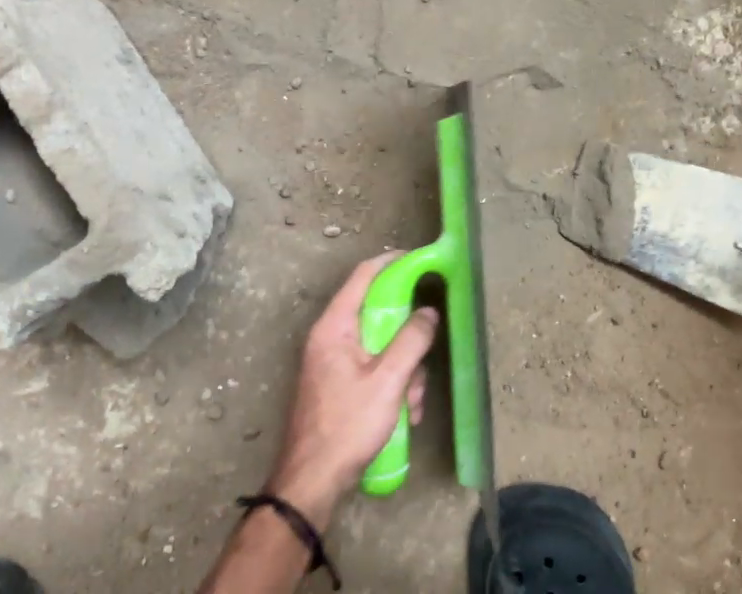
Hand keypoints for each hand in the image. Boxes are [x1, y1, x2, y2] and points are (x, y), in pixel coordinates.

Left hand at [266, 252, 438, 529]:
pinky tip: (404, 415)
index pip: (363, 276)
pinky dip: (392, 387)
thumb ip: (411, 341)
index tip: (420, 259)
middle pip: (378, 316)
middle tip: (421, 362)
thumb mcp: (388, 381)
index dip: (392, 263)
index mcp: (334, 327)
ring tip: (410, 404)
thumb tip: (428, 312)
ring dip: (404, 372)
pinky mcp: (339, 385)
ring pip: (381, 347)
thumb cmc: (347, 425)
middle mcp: (330, 338)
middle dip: (407, 340)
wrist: (312, 481)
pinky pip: (373, 370)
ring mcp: (333, 363)